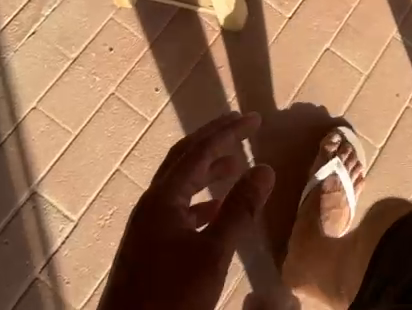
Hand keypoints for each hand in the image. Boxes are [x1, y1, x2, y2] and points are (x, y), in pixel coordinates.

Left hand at [97, 111, 275, 309]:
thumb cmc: (170, 297)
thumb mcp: (213, 254)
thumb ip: (240, 209)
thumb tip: (265, 168)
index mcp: (163, 198)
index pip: (199, 152)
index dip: (228, 132)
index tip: (255, 119)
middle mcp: (151, 205)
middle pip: (183, 159)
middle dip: (213, 140)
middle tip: (241, 126)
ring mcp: (146, 227)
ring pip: (180, 185)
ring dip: (207, 170)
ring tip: (235, 165)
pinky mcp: (148, 249)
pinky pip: (177, 208)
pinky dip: (200, 201)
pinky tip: (216, 211)